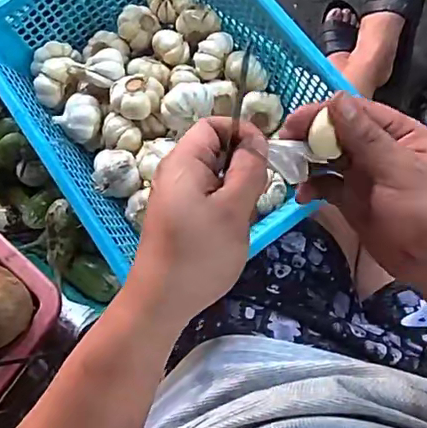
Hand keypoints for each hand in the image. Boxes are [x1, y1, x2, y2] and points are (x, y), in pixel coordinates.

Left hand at [128, 117, 269, 321]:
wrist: (160, 303)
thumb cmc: (198, 255)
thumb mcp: (233, 210)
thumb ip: (248, 170)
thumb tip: (257, 141)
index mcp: (183, 161)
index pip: (213, 124)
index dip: (242, 131)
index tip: (265, 156)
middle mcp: (175, 173)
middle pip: (216, 149)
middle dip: (242, 165)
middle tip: (256, 195)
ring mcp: (176, 196)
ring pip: (216, 176)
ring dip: (236, 190)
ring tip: (243, 217)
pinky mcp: (179, 216)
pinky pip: (208, 197)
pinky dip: (225, 206)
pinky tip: (230, 231)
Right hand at [281, 94, 426, 329]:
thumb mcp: (400, 169)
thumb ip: (365, 136)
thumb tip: (336, 98)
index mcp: (399, 133)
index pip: (356, 111)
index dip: (323, 113)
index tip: (293, 121)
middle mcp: (379, 150)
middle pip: (337, 133)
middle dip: (309, 136)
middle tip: (282, 144)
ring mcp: (365, 177)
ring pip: (328, 160)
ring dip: (307, 162)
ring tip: (286, 168)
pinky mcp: (354, 203)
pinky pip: (328, 187)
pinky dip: (312, 188)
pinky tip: (301, 195)